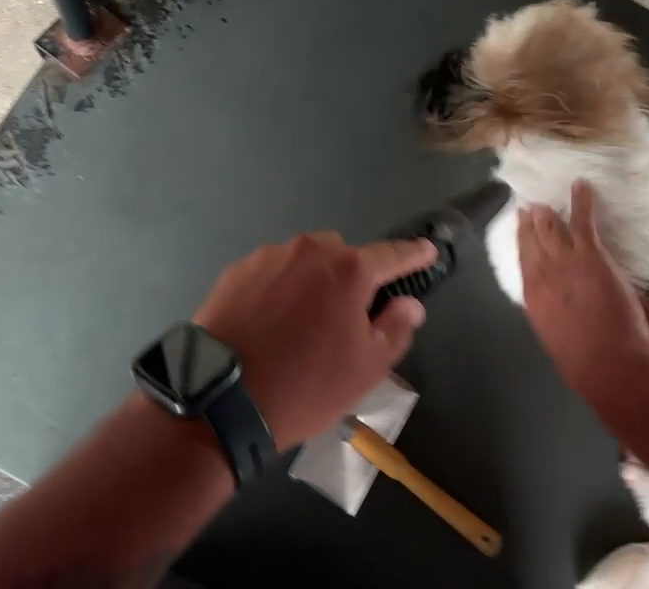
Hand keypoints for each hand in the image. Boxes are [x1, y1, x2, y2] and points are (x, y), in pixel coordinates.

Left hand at [194, 232, 435, 449]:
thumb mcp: (366, 368)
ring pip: (305, 261)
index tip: (428, 250)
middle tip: (347, 317)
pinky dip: (280, 288)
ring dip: (313, 281)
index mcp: (350, 269)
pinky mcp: (237, 270)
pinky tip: (271, 323)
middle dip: (352, 277)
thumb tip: (408, 304)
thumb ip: (395, 328)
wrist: (220, 398)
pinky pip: (272, 272)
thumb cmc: (306, 385)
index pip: (393, 255)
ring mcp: (269, 256)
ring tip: (303, 324)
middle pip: (344, 254)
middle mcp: (310, 250)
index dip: (413, 255)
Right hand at [518, 180, 648, 403]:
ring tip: (546, 202)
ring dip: (548, 212)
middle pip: (533, 237)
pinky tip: (581, 184)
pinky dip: (581, 200)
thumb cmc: (580, 358)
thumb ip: (546, 307)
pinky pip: (583, 220)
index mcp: (532, 292)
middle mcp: (542, 271)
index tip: (520, 225)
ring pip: (551, 226)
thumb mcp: (551, 331)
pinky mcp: (590, 254)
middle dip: (531, 220)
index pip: (522, 256)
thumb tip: (546, 297)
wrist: (607, 361)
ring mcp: (565, 259)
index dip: (521, 238)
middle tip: (531, 207)